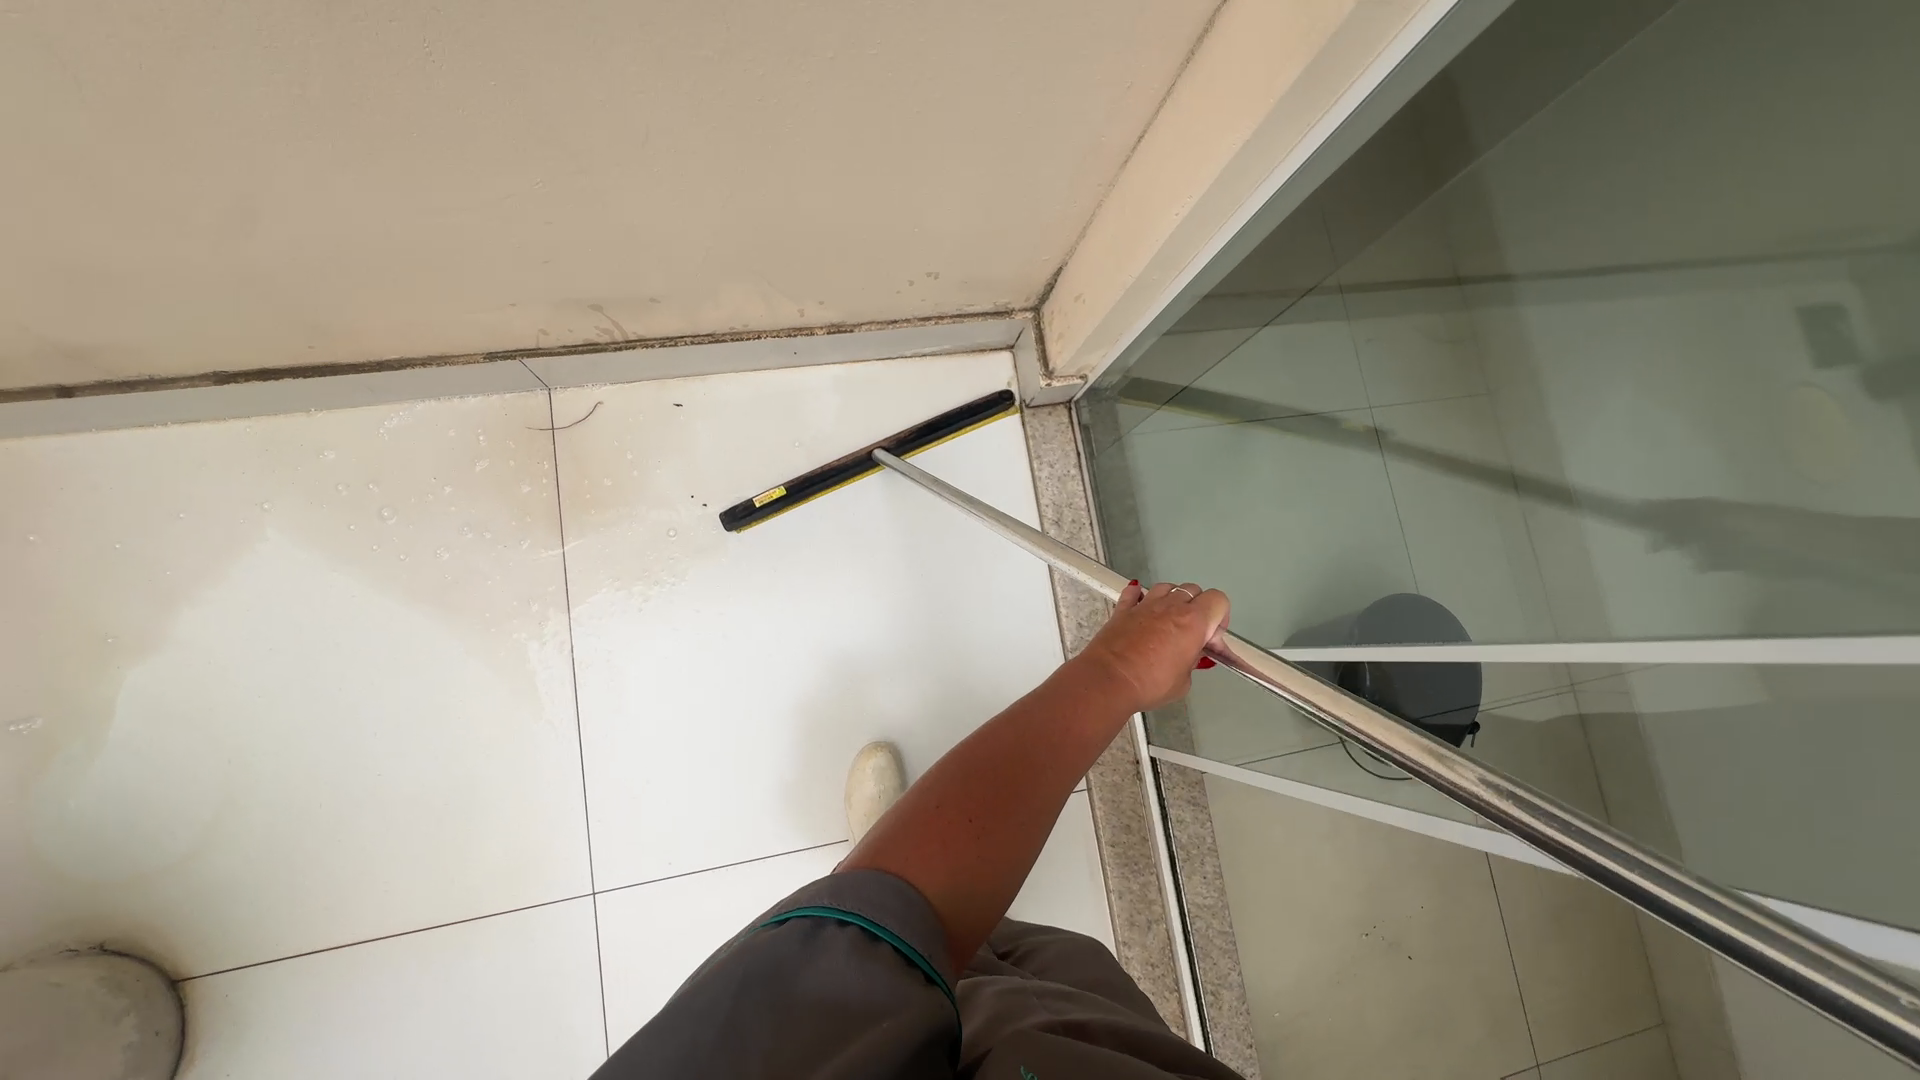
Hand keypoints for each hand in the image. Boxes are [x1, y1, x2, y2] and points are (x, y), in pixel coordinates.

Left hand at [1076, 581, 1230, 712]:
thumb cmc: (1145, 682)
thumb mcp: (1183, 682)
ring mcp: (1145, 605)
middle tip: (1194, 632)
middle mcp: (1170, 607)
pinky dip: (1140, 596)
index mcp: (1193, 621)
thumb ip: (1192, 662)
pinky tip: (1142, 607)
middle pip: (1194, 590)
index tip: (1213, 636)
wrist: (1108, 680)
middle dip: (1199, 608)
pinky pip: (1134, 592)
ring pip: (1167, 587)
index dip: (1220, 617)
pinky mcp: (1123, 610)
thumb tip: (1190, 658)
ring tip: (1170, 621)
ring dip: (1172, 599)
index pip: (1218, 600)